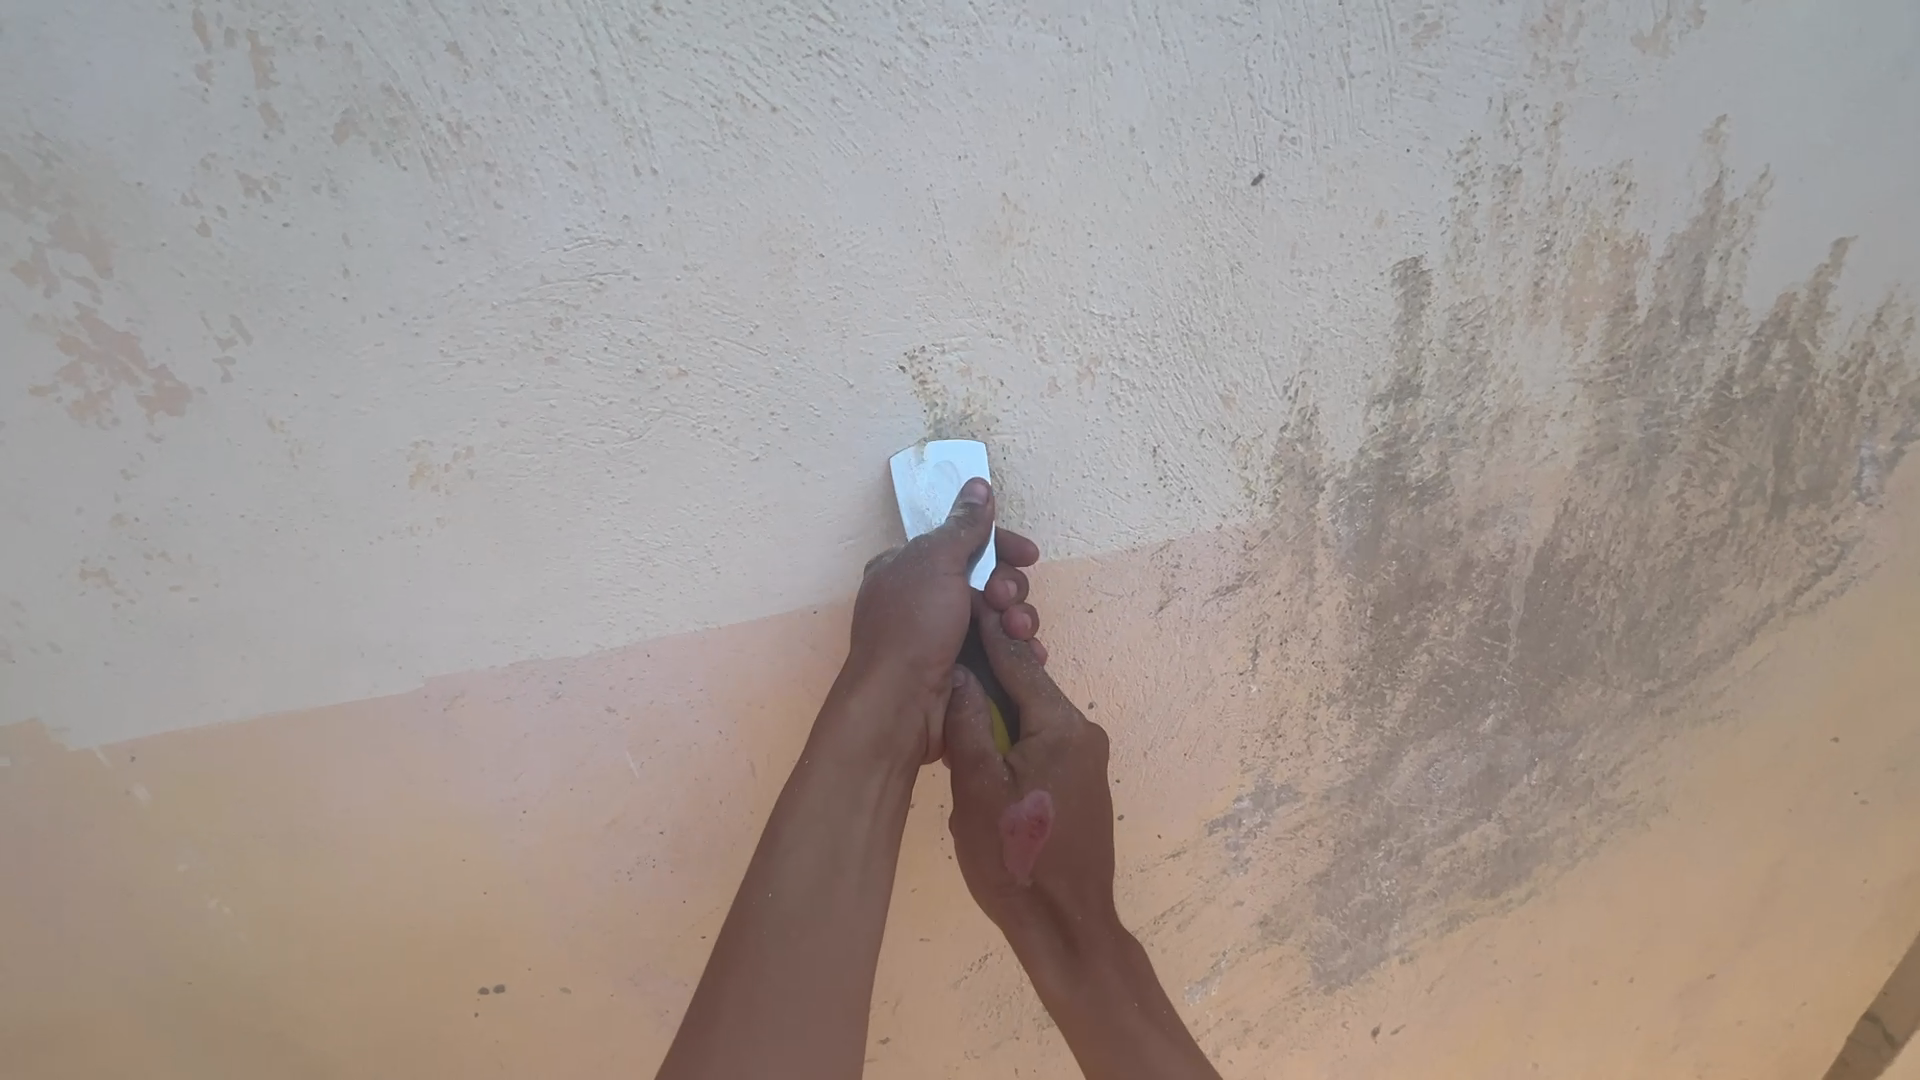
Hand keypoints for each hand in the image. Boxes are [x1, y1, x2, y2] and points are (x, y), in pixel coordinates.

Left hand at [837, 478, 1043, 766]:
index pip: (963, 542)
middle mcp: (925, 599)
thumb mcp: (936, 562)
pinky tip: (1030, 654)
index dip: (998, 545)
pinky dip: (1018, 649)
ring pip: (1000, 616)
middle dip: (1008, 588)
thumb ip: (963, 524)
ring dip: (1018, 619)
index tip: (1027, 554)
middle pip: (988, 578)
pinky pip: (1001, 650)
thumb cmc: (912, 626)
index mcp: (909, 567)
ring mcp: (944, 637)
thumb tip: (977, 483)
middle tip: (1005, 602)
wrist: (901, 706)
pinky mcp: (963, 668)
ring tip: (1018, 633)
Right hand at [943, 593, 1115, 947]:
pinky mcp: (1083, 781)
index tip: (966, 599)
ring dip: (999, 704)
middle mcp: (1082, 731)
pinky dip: (1013, 731)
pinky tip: (984, 737)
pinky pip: (1042, 739)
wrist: (1067, 929)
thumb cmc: (1015, 859)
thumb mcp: (976, 787)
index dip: (988, 632)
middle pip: (1028, 685)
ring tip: (957, 691)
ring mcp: (1087, 758)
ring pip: (1034, 713)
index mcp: (1060, 726)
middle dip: (990, 669)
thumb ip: (967, 722)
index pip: (1017, 663)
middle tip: (949, 649)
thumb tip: (958, 673)